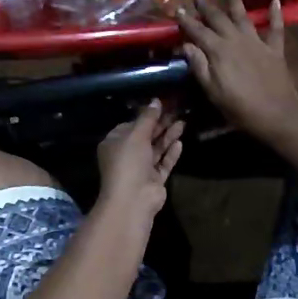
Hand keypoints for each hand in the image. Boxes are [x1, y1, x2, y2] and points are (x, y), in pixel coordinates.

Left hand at [96, 99, 183, 221]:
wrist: (133, 198)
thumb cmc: (129, 161)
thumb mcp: (136, 134)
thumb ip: (147, 117)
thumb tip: (156, 100)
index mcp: (115, 143)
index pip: (130, 125)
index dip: (146, 116)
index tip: (161, 106)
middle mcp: (126, 155)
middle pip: (146, 136)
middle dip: (160, 125)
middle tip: (177, 112)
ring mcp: (141, 168)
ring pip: (156, 149)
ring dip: (168, 136)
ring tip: (182, 123)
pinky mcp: (154, 180)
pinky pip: (163, 163)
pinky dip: (171, 153)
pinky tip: (180, 143)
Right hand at [176, 0, 297, 140]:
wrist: (277, 114)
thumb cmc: (240, 108)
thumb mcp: (213, 91)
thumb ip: (200, 67)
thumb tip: (187, 46)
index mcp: (218, 52)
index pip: (198, 32)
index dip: (186, 20)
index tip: (176, 8)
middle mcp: (236, 41)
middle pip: (218, 19)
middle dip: (206, 5)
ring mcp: (257, 43)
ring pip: (243, 16)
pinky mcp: (275, 49)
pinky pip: (276, 28)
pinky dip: (276, 15)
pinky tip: (275, 1)